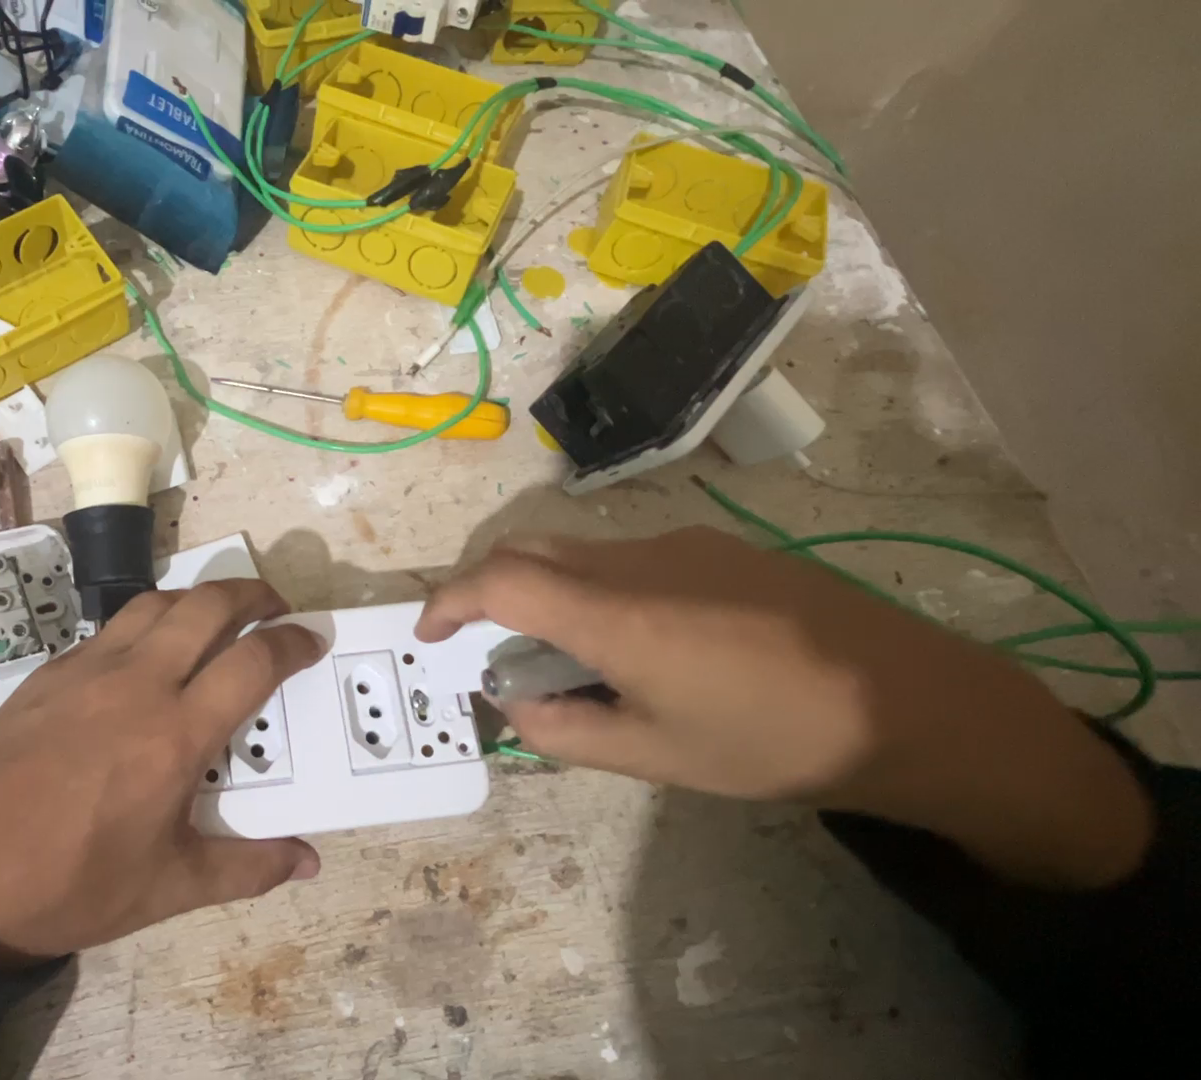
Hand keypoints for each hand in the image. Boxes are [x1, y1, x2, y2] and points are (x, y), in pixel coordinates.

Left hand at [0, 580, 325, 966]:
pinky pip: (111, 628)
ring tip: (215, 621)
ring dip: (197, 600)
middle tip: (274, 608)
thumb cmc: (72, 884)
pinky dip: (145, 625)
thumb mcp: (169, 888)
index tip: (310, 639)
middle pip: (207, 605)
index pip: (254, 661)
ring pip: (156, 603)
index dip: (292, 642)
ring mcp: (88, 669)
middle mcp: (137, 683)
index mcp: (175, 734)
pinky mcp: (50, 672)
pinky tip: (145, 659)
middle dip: (252, 594)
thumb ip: (247, 868)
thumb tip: (309, 863)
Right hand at [417, 528, 1151, 888]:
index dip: (448, 600)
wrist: (916, 704)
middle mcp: (636, 561)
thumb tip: (510, 696)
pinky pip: (623, 556)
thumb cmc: (773, 743)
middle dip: (486, 588)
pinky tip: (636, 638)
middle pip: (528, 550)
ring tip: (572, 656)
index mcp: (616, 616)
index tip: (430, 634)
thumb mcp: (655, 757)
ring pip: (576, 552)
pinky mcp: (714, 546)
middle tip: (487, 642)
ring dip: (545, 592)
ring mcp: (679, 544)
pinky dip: (593, 588)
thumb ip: (562, 727)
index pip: (499, 581)